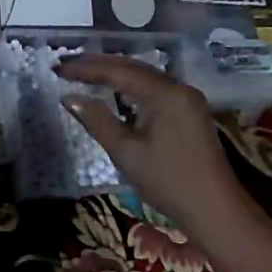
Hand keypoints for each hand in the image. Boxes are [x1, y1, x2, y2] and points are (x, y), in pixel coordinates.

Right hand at [57, 55, 248, 226]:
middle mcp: (178, 88)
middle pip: (133, 67)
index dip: (85, 69)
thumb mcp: (125, 151)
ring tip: (84, 73)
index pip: (118, 72)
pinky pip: (154, 89)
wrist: (213, 207)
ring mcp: (186, 99)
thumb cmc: (166, 179)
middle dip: (98, 65)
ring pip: (144, 77)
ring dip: (114, 73)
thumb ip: (97, 120)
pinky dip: (129, 87)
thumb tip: (69, 98)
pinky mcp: (188, 112)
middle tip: (66, 66)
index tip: (58, 69)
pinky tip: (114, 92)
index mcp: (164, 94)